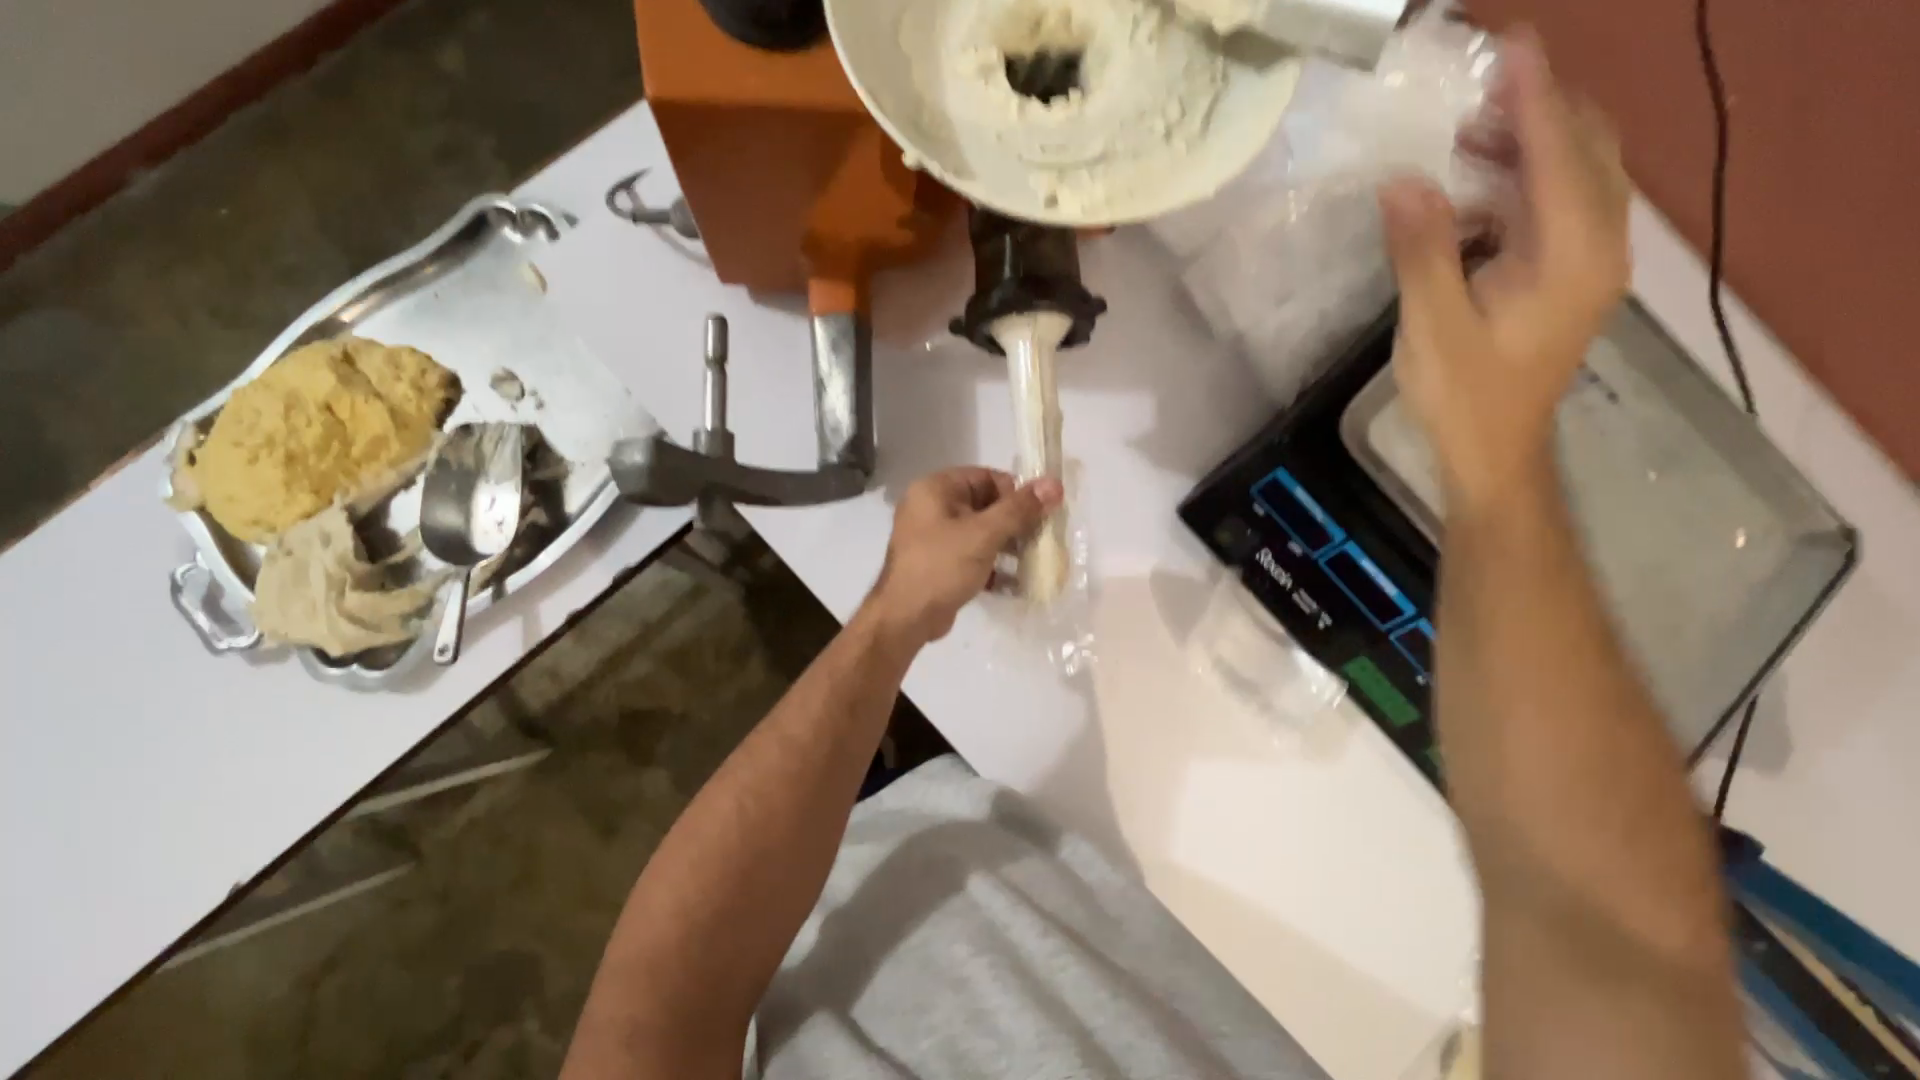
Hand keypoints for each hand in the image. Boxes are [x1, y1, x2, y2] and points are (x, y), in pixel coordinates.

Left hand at [864, 467, 1063, 646]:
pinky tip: (1016, 583)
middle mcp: (931, 507)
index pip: (987, 477)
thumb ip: (1020, 509)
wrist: (905, 618)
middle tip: (1041, 540)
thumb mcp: (984, 534)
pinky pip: (972, 555)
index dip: (1015, 494)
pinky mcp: (938, 564)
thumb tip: (1054, 484)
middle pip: (986, 505)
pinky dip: (992, 566)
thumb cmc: (942, 566)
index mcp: (936, 488)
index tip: (1039, 516)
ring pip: (980, 533)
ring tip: (1034, 562)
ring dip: (1008, 547)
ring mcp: (933, 537)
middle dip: (1015, 524)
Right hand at [1379, 29, 1631, 513]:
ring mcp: (1590, 261)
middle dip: (1541, 107)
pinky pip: (1561, 203)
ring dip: (1532, 141)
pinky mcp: (1570, 275)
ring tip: (1469, 128)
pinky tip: (1474, 187)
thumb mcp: (1432, 327)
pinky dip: (1525, 178)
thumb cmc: (1464, 398)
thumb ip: (1422, 251)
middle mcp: (1598, 247)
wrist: (1495, 454)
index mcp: (1572, 257)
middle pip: (1588, 149)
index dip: (1535, 96)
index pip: (1560, 154)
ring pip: (1580, 173)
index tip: (1509, 46)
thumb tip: (1402, 180)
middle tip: (1479, 85)